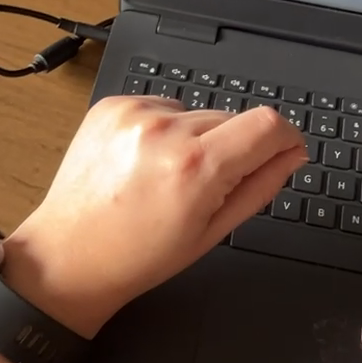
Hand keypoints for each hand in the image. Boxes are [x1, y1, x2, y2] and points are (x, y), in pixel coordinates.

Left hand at [0, 95, 304, 337]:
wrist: (69, 256)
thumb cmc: (138, 256)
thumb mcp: (213, 231)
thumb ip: (261, 186)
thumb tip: (292, 154)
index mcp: (195, 168)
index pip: (267, 124)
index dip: (285, 138)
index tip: (283, 150)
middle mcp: (165, 131)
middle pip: (232, 118)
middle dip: (232, 149)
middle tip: (203, 188)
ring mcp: (134, 114)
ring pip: (198, 113)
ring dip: (196, 138)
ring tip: (166, 177)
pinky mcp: (113, 106)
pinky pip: (164, 108)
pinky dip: (165, 131)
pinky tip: (144, 163)